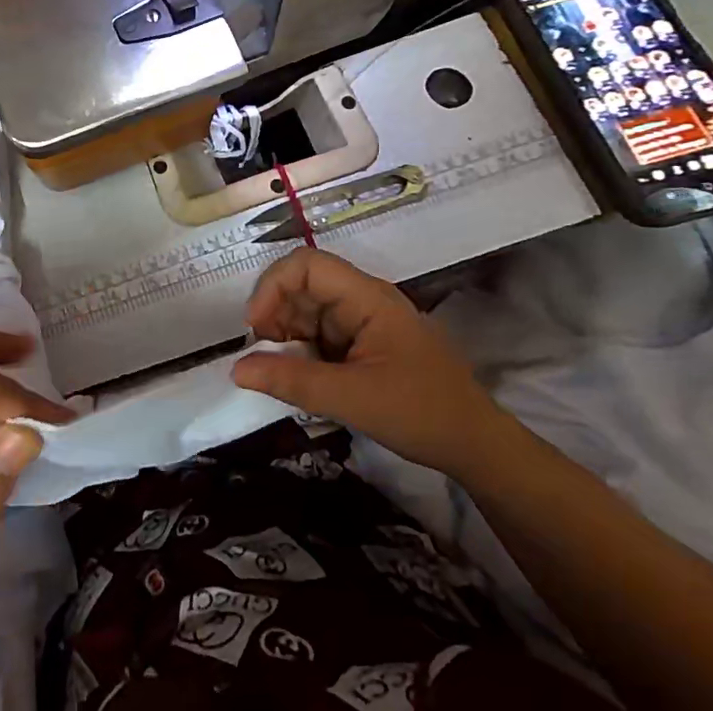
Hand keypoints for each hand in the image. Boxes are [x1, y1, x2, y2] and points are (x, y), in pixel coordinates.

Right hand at [232, 248, 509, 474]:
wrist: (476, 446)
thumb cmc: (421, 413)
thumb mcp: (351, 398)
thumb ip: (291, 381)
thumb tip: (236, 369)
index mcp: (367, 299)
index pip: (306, 265)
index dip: (272, 287)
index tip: (256, 329)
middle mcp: (363, 301)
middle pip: (302, 287)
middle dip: (274, 316)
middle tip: (261, 358)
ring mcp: (363, 323)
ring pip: (307, 313)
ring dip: (284, 337)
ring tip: (277, 373)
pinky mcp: (362, 345)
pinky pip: (319, 336)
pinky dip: (300, 353)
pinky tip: (297, 379)